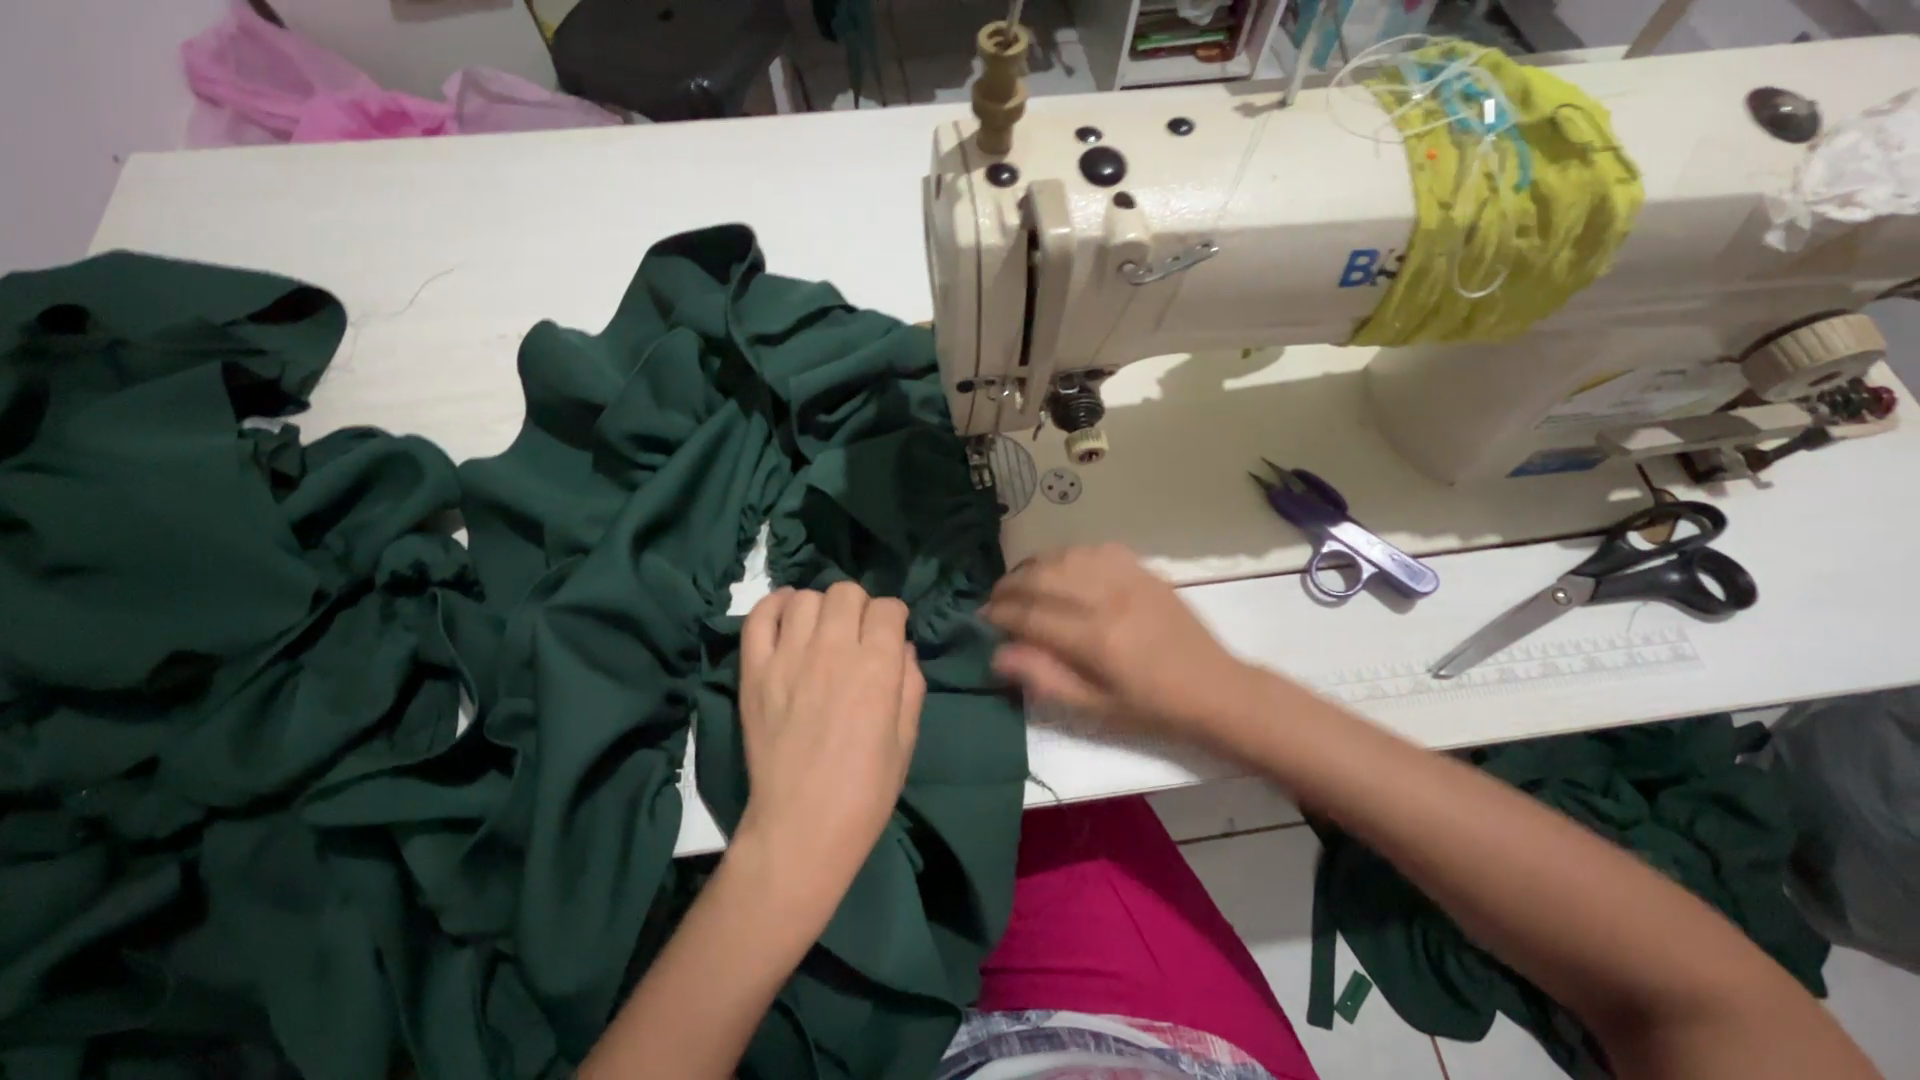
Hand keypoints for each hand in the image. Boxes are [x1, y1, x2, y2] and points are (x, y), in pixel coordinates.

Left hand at [734, 582, 924, 901]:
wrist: (803, 825)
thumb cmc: (866, 790)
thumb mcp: (907, 740)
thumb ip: (909, 685)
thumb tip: (900, 649)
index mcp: (877, 666)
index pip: (889, 608)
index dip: (893, 619)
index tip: (890, 636)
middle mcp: (833, 650)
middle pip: (847, 592)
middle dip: (859, 608)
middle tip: (856, 636)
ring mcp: (788, 657)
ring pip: (806, 598)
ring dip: (820, 609)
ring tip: (821, 632)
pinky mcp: (754, 671)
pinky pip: (758, 617)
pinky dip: (773, 606)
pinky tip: (786, 616)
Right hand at [981, 544, 1258, 746]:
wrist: (1214, 689)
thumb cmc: (1151, 709)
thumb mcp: (1094, 708)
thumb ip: (1044, 678)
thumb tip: (998, 653)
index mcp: (1095, 639)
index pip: (1030, 615)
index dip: (998, 615)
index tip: (981, 620)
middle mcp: (1108, 598)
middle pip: (1042, 577)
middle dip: (1009, 586)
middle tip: (994, 601)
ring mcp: (1128, 578)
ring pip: (1065, 555)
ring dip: (1034, 566)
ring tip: (1020, 583)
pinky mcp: (1143, 570)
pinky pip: (1094, 548)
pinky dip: (1068, 555)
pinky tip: (1059, 569)